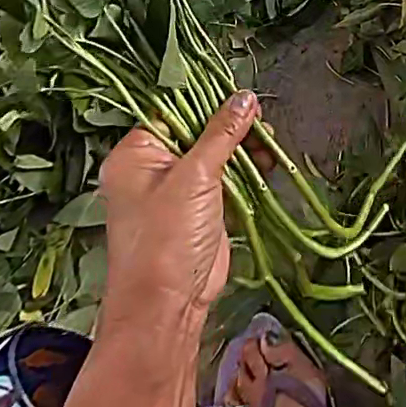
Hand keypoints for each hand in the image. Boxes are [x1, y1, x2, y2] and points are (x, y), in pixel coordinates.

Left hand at [96, 89, 259, 335]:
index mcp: (136, 153)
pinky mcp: (199, 206)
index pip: (174, 109)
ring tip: (269, 142)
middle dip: (232, 125)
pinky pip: (225, 175)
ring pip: (215, 152)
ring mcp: (177, 188)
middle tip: (261, 121)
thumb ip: (222, 133)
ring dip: (243, 147)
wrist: (168, 309)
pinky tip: (267, 162)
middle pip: (198, 129)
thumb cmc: (166, 239)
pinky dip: (246, 168)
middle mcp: (153, 166)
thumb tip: (245, 97)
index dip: (208, 100)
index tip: (241, 97)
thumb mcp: (195, 177)